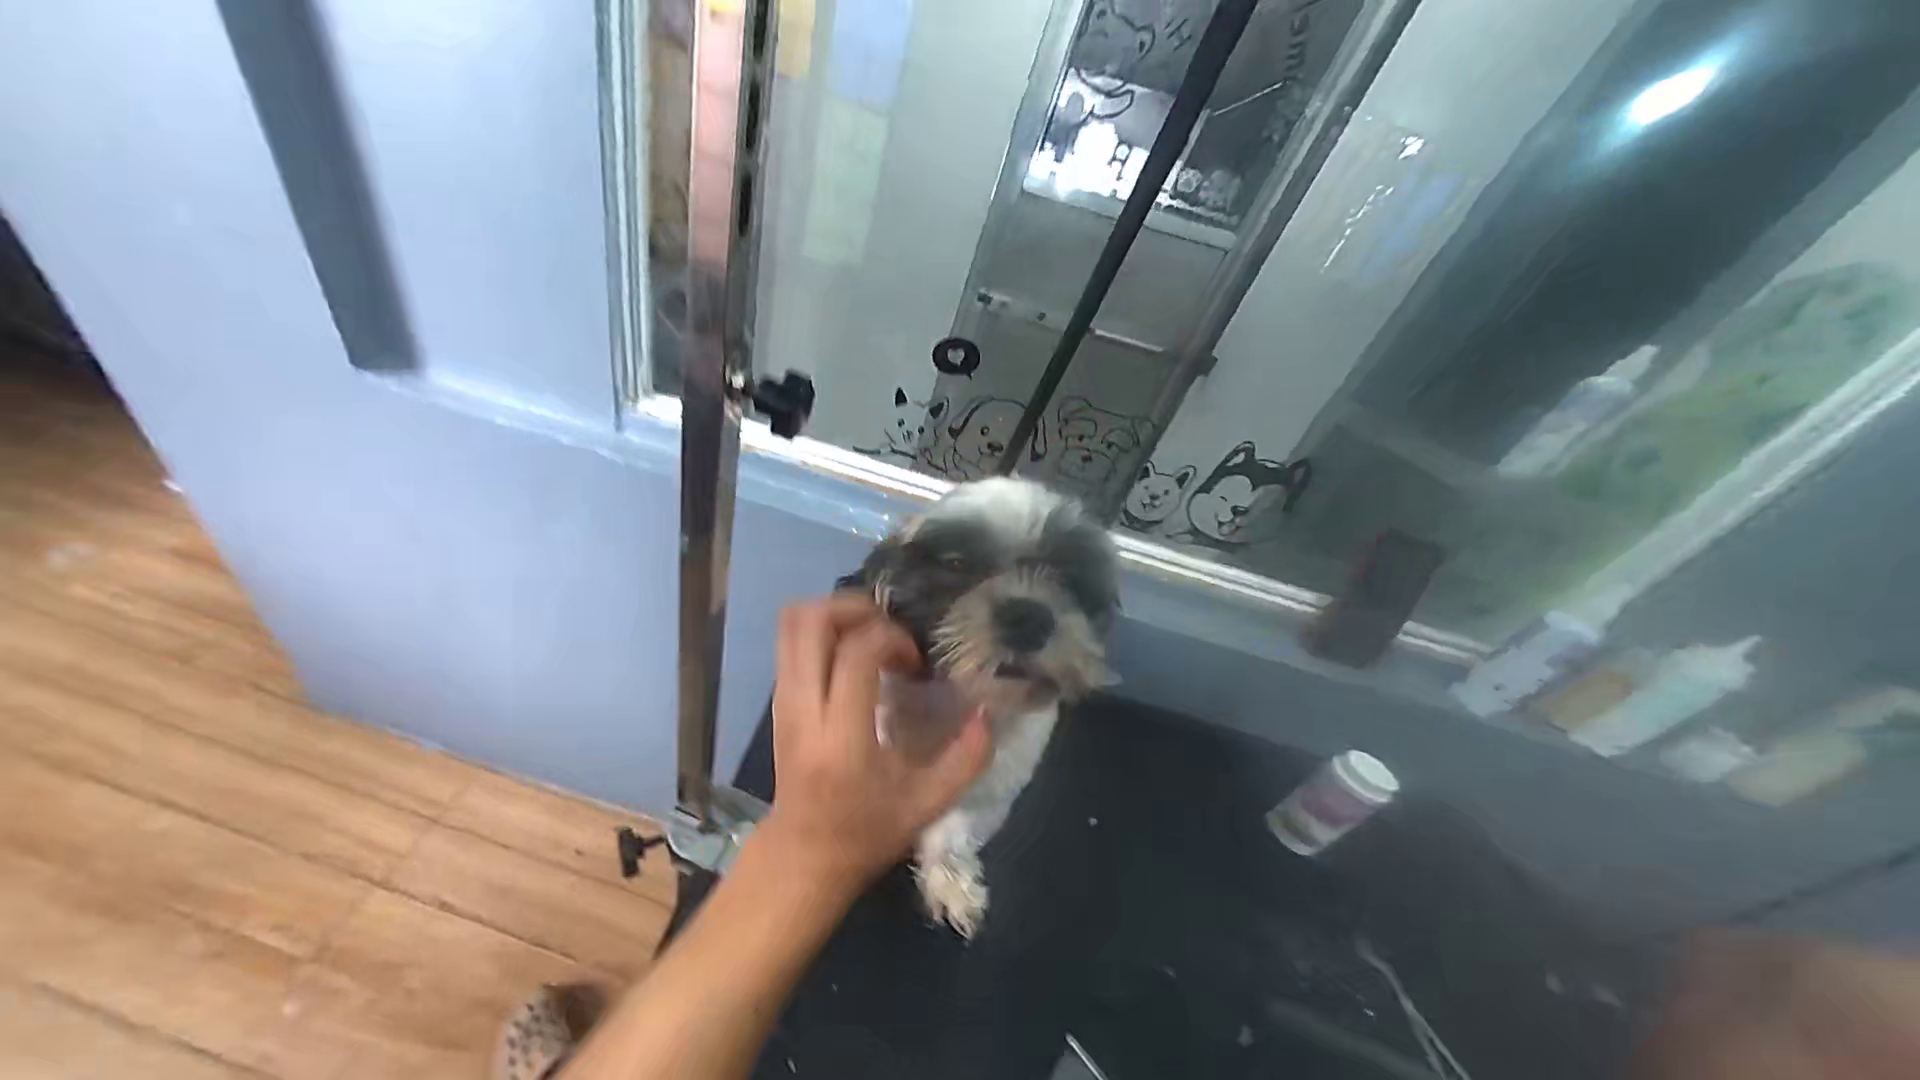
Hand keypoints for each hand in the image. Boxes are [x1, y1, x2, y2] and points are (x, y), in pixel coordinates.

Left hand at [760, 595, 992, 886]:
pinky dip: (824, 630)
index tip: (913, 661)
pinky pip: (790, 640)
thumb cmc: (866, 832)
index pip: (856, 654)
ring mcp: (783, 700)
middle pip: (810, 620)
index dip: (891, 638)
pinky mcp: (777, 698)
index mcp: (841, 738)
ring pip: (792, 623)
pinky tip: (855, 653)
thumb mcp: (928, 805)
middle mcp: (803, 709)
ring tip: (872, 633)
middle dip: (855, 607)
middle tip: (889, 626)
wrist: (803, 855)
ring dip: (836, 613)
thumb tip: (988, 711)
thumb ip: (965, 758)